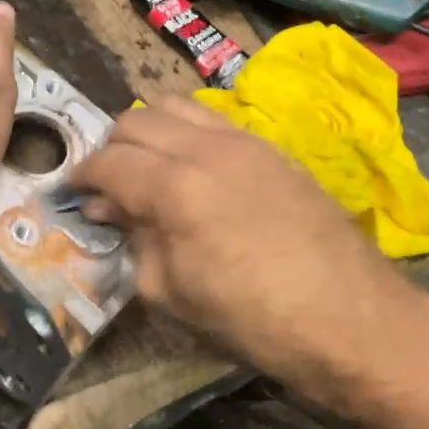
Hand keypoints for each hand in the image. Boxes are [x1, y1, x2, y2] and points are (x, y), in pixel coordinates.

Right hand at [75, 98, 416, 380]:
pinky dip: (186, 131)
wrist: (353, 323)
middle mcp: (204, 150)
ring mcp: (242, 142)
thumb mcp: (171, 294)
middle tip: (110, 183)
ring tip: (148, 164)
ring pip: (173, 105)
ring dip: (149, 129)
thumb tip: (109, 209)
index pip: (108, 162)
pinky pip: (212, 118)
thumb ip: (133, 241)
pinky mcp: (271, 148)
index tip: (74, 191)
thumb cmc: (253, 322)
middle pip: (135, 121)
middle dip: (111, 147)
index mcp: (174, 189)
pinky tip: (193, 166)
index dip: (82, 174)